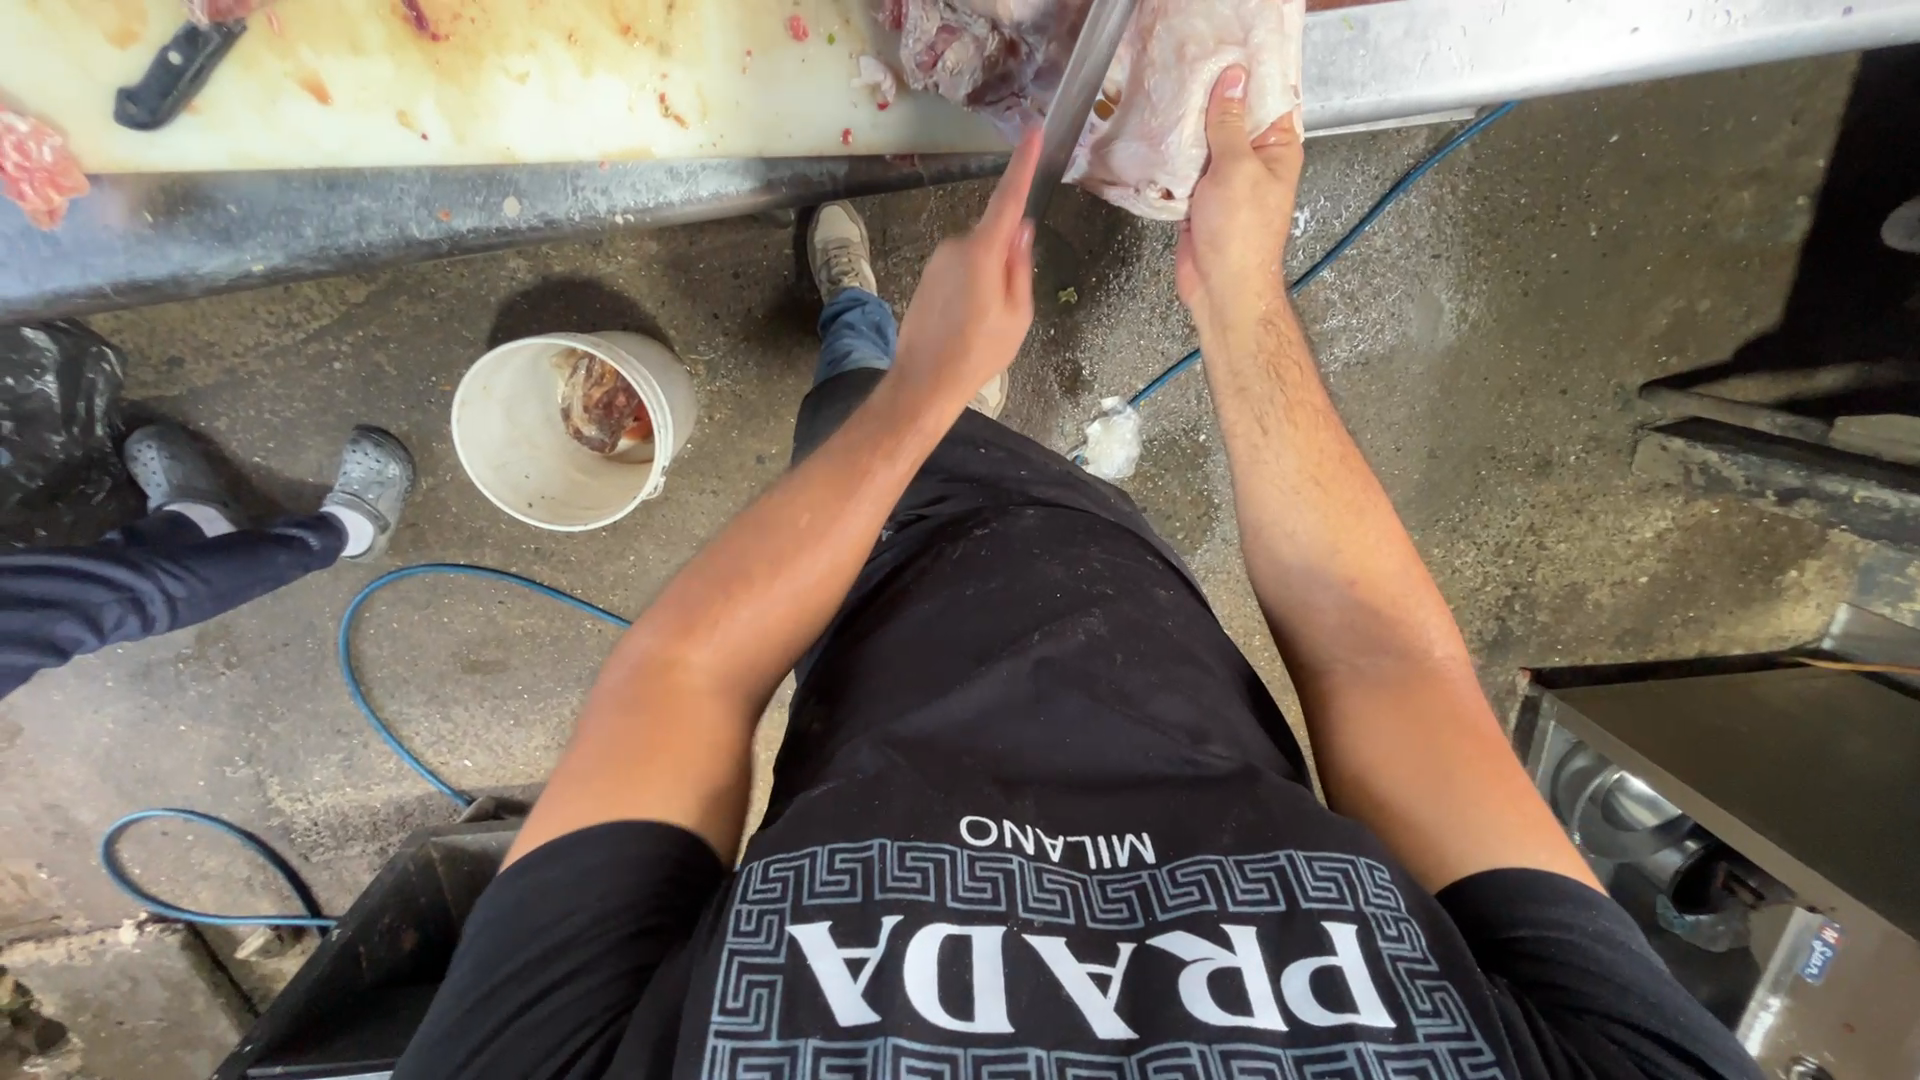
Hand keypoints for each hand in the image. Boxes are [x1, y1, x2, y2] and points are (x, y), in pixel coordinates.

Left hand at [889, 132, 1038, 411]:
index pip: (1008, 199)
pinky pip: (958, 273)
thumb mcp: (1017, 315)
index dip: (1023, 165)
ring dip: (984, 283)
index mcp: (982, 252)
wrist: (924, 381)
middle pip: (993, 240)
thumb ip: (1020, 267)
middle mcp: (955, 246)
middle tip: (1003, 311)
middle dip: (1004, 264)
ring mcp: (936, 261)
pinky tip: (963, 326)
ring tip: (980, 325)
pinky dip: (967, 292)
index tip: (1033, 132)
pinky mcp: (925, 277)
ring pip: (975, 259)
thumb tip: (1022, 232)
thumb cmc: (977, 353)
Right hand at [1176, 65, 1303, 333]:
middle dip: (1210, 103)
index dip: (1248, 76)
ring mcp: (1225, 184)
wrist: (1222, 288)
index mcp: (1278, 148)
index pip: (1267, 98)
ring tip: (1167, 104)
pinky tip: (1158, 143)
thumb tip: (1232, 80)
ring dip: (1188, 134)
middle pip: (1232, 120)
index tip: (1224, 55)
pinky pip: (1186, 174)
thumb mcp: (1236, 167)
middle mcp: (1254, 163)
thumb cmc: (1241, 233)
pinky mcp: (1200, 203)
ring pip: (1205, 147)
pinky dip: (1173, 163)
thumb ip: (1230, 123)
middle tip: (1186, 76)